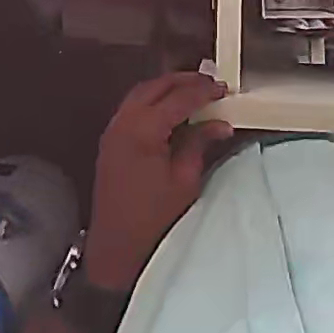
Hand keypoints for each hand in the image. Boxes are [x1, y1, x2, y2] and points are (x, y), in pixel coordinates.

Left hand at [83, 71, 233, 292]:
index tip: (223, 88)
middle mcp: (124, 122)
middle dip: (184, 81)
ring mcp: (113, 130)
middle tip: (210, 84)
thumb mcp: (185, 180)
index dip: (203, 90)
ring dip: (167, 87)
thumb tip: (220, 123)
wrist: (115, 252)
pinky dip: (153, 99)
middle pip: (156, 85)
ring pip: (142, 92)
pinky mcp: (110, 140)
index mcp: (143, 130)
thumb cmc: (154, 220)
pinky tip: (171, 109)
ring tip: (193, 91)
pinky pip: (133, 106)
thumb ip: (199, 143)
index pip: (178, 97)